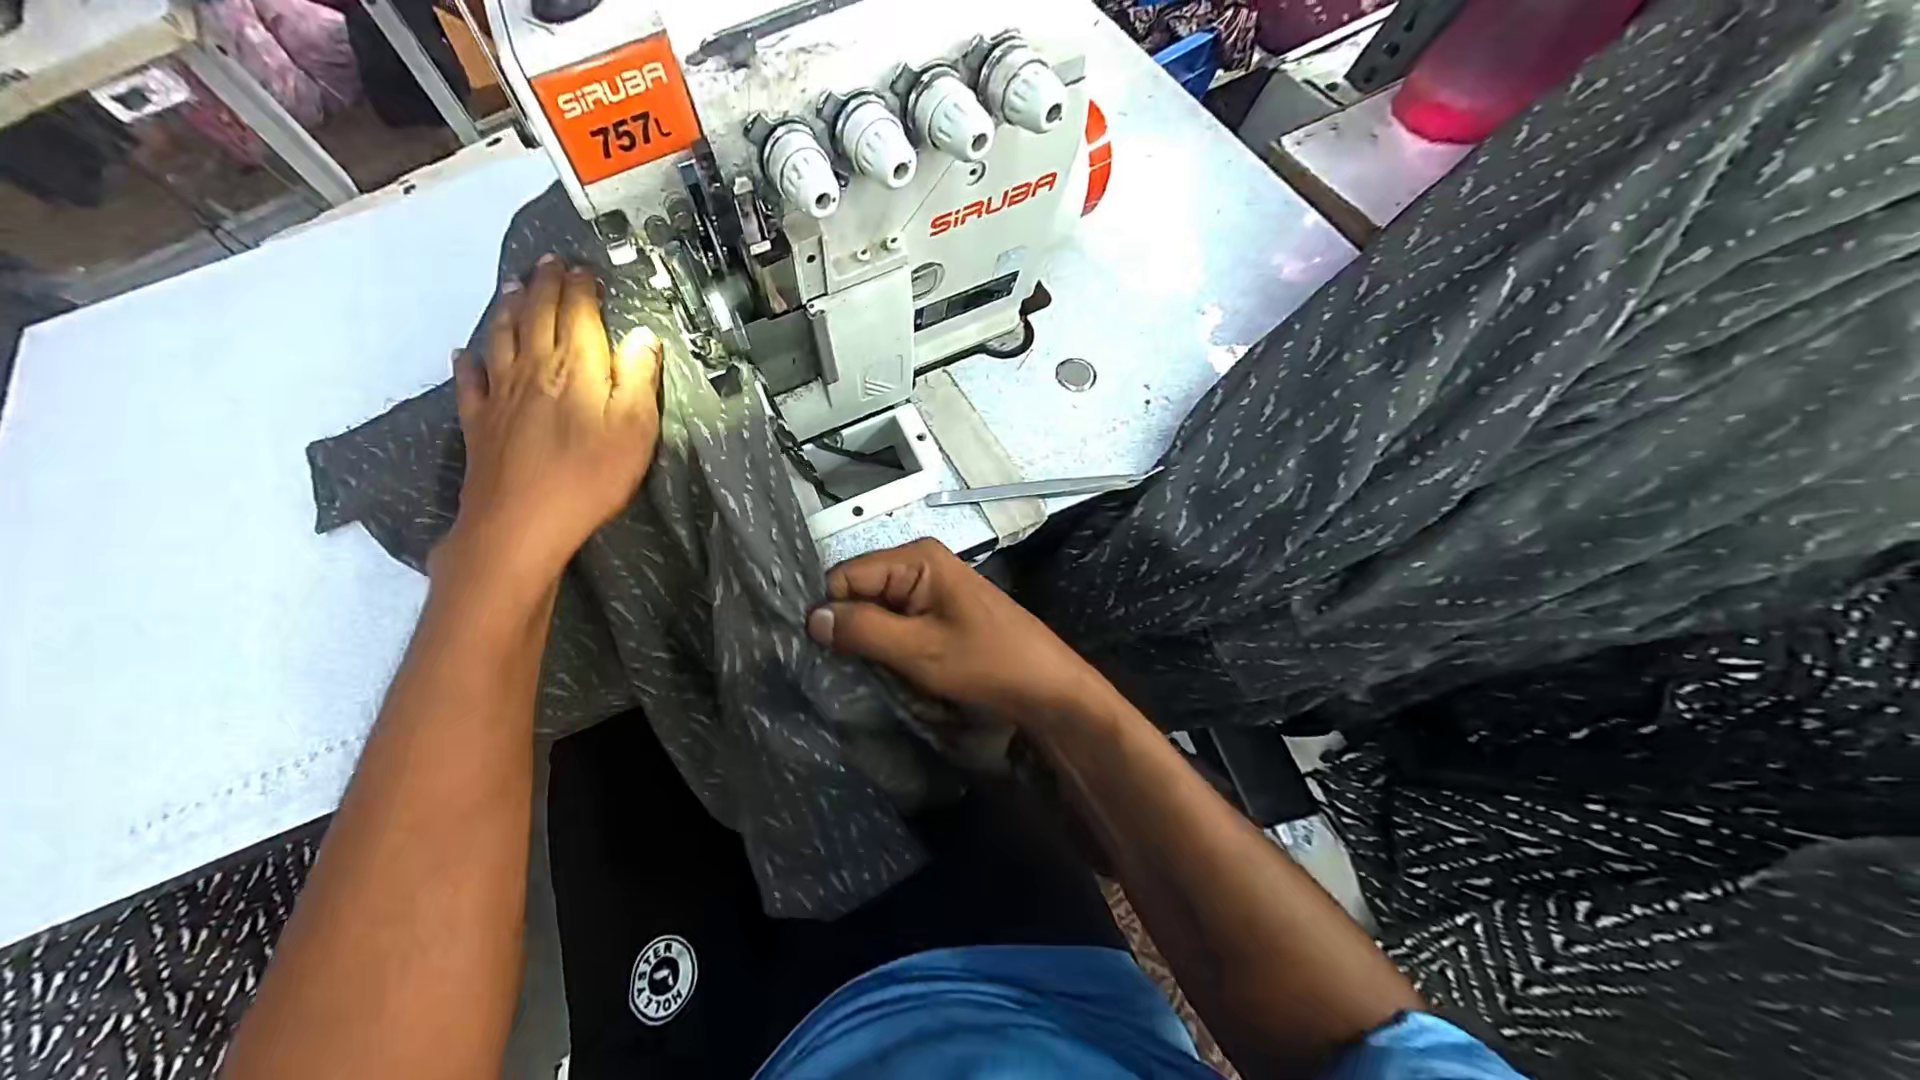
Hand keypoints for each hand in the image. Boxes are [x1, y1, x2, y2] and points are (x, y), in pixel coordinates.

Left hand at [440, 254, 662, 584]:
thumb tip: (643, 336)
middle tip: (549, 262)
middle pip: (537, 315)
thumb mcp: (635, 430)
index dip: (581, 286)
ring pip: (501, 337)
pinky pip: (469, 380)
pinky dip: (468, 360)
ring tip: (513, 287)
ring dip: (508, 308)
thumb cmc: (589, 477)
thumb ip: (638, 379)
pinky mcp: (478, 421)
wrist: (520, 523)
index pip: (577, 312)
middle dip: (545, 284)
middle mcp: (533, 369)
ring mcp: (499, 394)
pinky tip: (465, 351)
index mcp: (575, 367)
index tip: (585, 267)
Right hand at [807, 538, 1112, 725]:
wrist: (1046, 688)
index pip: (845, 576)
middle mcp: (919, 564)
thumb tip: (811, 617)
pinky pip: (896, 625)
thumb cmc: (989, 663)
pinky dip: (890, 648)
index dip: (832, 613)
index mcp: (916, 558)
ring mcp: (930, 589)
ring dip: (871, 644)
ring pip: (875, 613)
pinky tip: (895, 670)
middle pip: (859, 592)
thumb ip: (863, 630)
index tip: (823, 653)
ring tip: (875, 672)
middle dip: (851, 630)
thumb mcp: (920, 650)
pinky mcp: (936, 613)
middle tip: (850, 668)